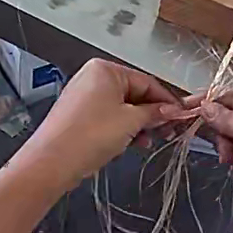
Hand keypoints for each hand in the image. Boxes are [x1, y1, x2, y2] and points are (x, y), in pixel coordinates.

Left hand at [16, 60, 179, 195]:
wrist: (51, 163)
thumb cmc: (90, 135)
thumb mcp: (131, 122)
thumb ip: (155, 113)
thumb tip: (173, 111)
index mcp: (105, 69)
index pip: (147, 81)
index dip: (166, 101)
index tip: (181, 116)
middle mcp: (93, 77)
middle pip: (135, 93)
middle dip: (152, 114)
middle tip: (168, 131)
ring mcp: (84, 96)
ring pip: (123, 107)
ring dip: (139, 124)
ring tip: (149, 140)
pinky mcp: (79, 115)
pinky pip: (109, 116)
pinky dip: (124, 128)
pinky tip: (133, 143)